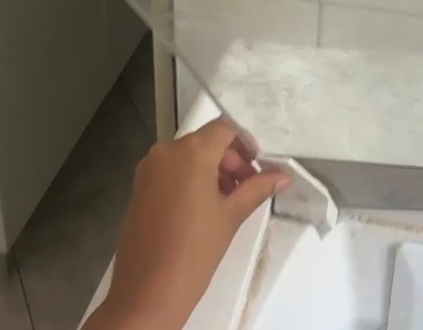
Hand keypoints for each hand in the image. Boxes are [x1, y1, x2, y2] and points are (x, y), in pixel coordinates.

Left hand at [83, 118, 287, 329]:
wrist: (146, 294)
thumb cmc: (194, 251)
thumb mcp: (231, 216)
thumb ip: (258, 188)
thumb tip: (284, 175)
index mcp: (191, 151)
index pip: (225, 129)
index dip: (245, 144)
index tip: (257, 168)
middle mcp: (167, 151)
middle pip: (206, 141)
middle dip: (230, 161)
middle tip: (246, 189)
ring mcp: (149, 168)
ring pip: (188, 156)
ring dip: (211, 170)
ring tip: (226, 202)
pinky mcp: (138, 187)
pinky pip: (171, 170)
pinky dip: (189, 179)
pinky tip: (201, 208)